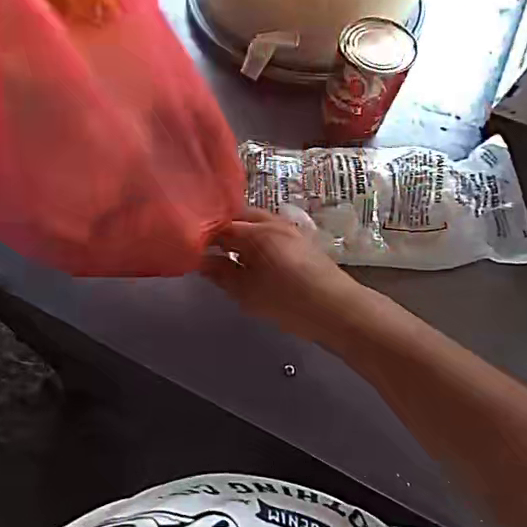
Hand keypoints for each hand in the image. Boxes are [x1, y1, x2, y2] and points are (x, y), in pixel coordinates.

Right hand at [202, 208, 379, 344]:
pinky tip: (252, 261)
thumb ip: (221, 273)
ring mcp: (289, 230)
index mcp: (255, 230)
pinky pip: (270, 233)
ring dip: (240, 236)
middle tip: (207, 252)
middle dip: (221, 232)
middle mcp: (272, 222)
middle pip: (238, 218)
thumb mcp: (246, 292)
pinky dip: (256, 241)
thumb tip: (202, 262)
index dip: (202, 236)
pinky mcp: (301, 242)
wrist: (336, 308)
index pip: (219, 225)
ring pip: (255, 224)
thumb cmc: (288, 300)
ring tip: (228, 258)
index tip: (190, 249)